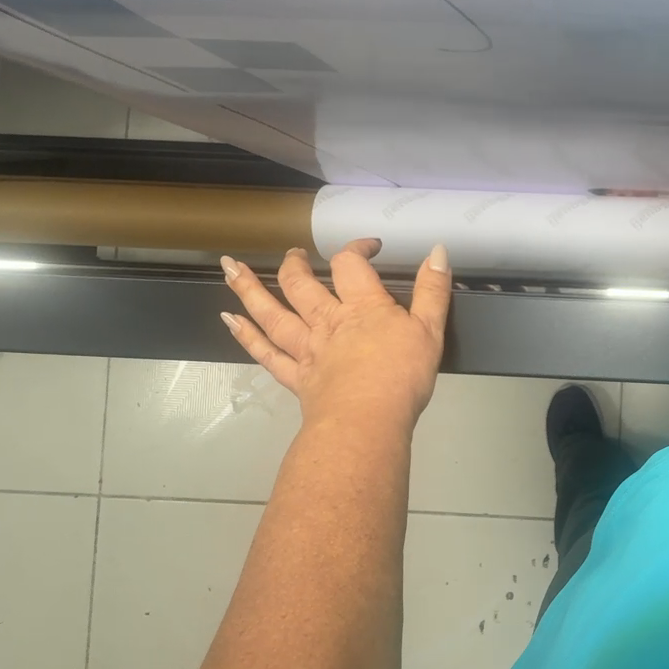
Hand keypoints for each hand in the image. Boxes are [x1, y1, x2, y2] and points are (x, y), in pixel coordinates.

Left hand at [219, 241, 451, 428]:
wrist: (368, 422)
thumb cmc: (402, 377)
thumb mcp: (431, 330)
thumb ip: (434, 290)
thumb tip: (438, 251)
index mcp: (363, 307)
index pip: (351, 264)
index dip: (357, 248)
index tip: (370, 246)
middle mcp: (328, 321)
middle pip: (301, 284)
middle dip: (295, 264)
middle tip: (293, 254)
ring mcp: (307, 349)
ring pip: (272, 313)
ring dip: (249, 288)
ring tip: (230, 268)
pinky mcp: (297, 377)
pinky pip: (266, 353)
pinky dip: (246, 335)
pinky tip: (230, 320)